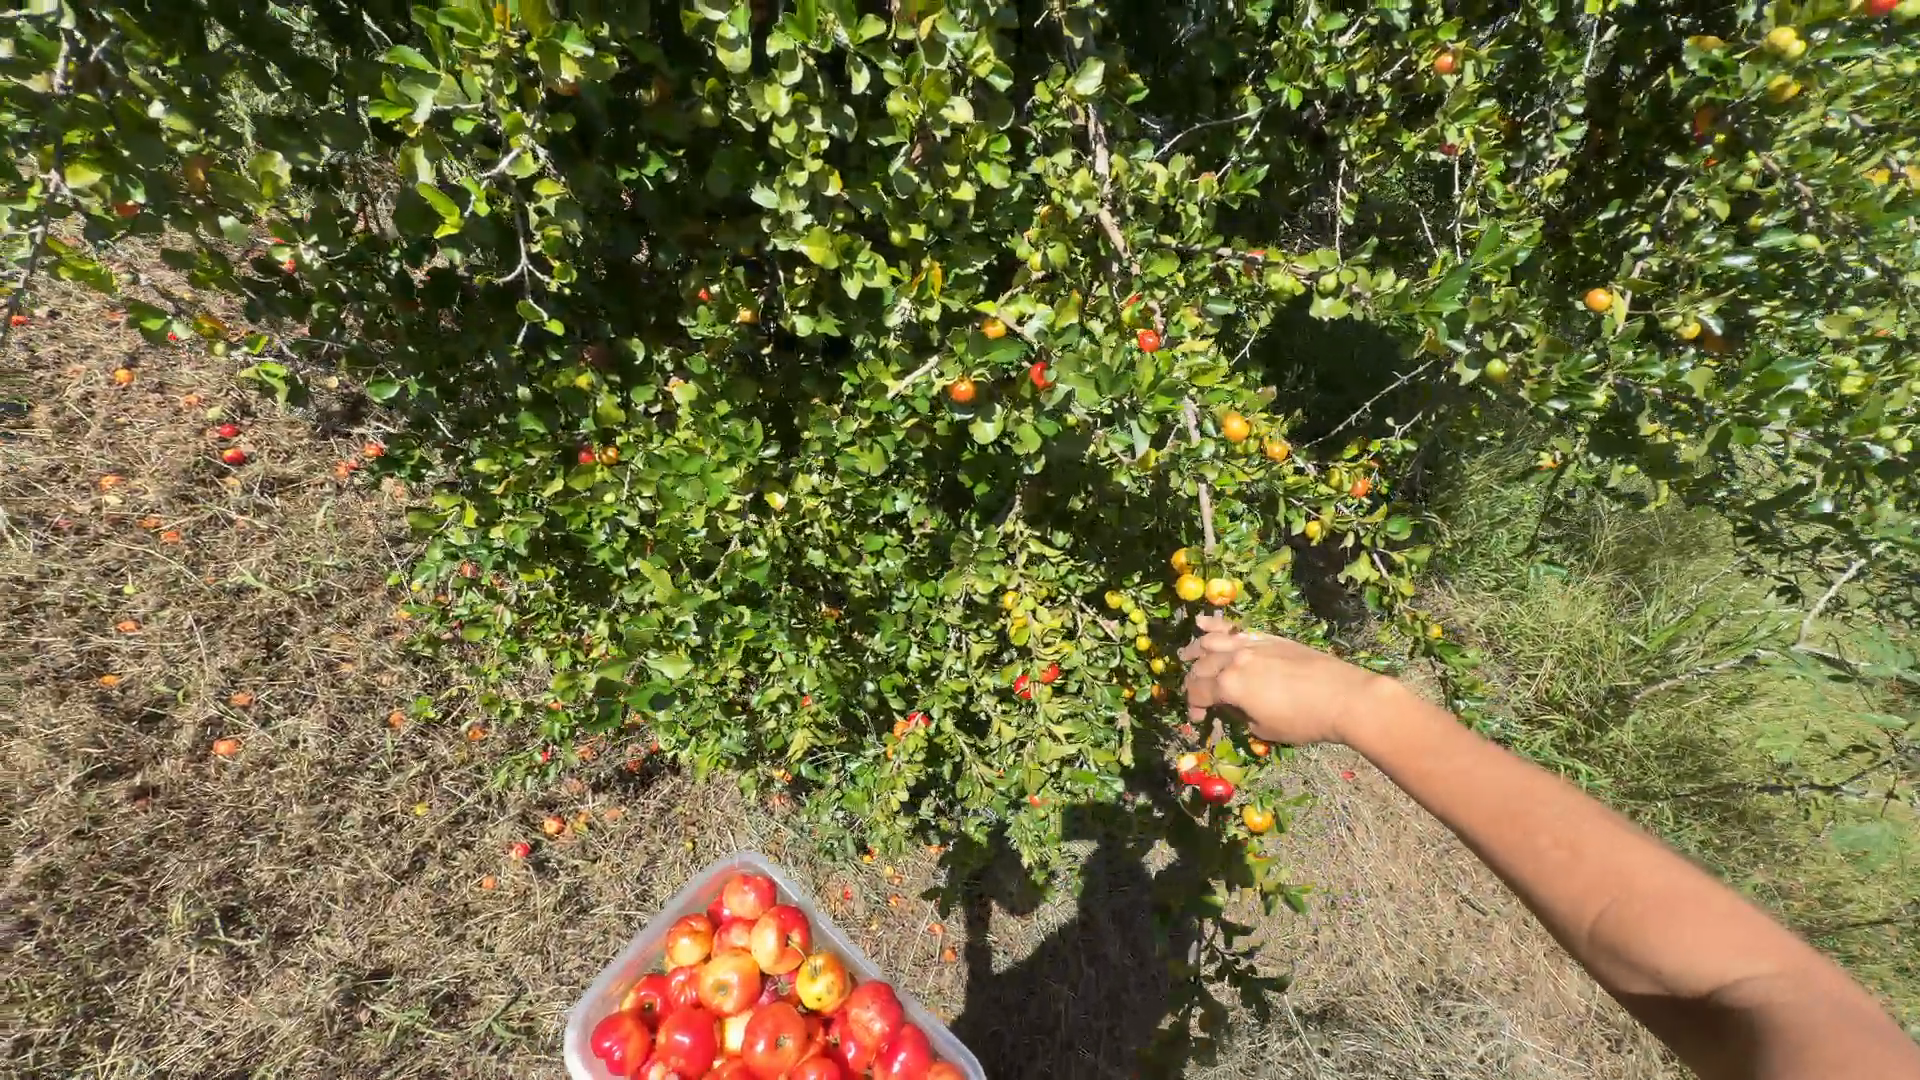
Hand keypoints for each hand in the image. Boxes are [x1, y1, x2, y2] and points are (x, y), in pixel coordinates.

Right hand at [1178, 614, 1391, 744]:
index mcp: (1229, 685)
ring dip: (1196, 651)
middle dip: (1194, 682)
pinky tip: (1202, 624)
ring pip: (1212, 642)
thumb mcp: (1265, 729)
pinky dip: (1215, 626)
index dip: (1193, 706)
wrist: (1345, 697)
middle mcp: (1233, 659)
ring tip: (1189, 656)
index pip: (1198, 692)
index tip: (1198, 717)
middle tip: (1198, 694)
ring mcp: (1250, 644)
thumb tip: (1234, 706)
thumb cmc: (1304, 721)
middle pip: (1201, 667)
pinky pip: (1235, 629)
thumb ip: (1240, 715)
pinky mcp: (1267, 638)